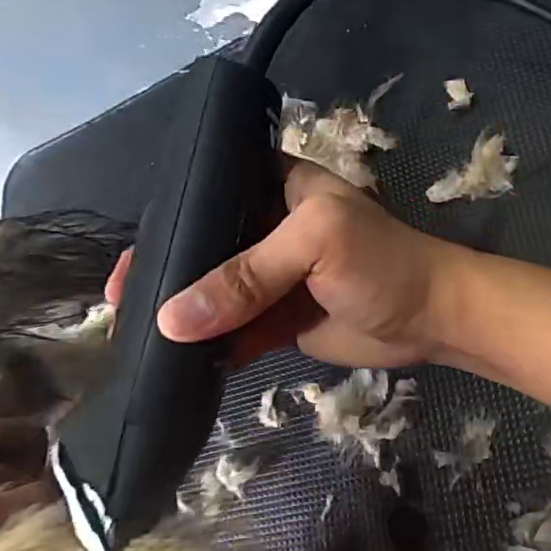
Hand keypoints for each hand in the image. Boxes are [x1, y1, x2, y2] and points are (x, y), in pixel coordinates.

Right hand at [110, 159, 467, 366]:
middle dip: (164, 273)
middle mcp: (268, 228)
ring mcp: (274, 278)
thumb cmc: (383, 261)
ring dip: (181, 315)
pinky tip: (174, 361)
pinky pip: (233, 332)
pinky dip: (208, 347)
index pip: (209, 192)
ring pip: (214, 294)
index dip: (169, 217)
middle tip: (119, 303)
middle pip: (204, 247)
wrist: (432, 317)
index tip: (129, 253)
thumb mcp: (318, 244)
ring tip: (131, 336)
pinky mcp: (279, 320)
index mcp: (278, 188)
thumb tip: (171, 320)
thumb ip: (249, 274)